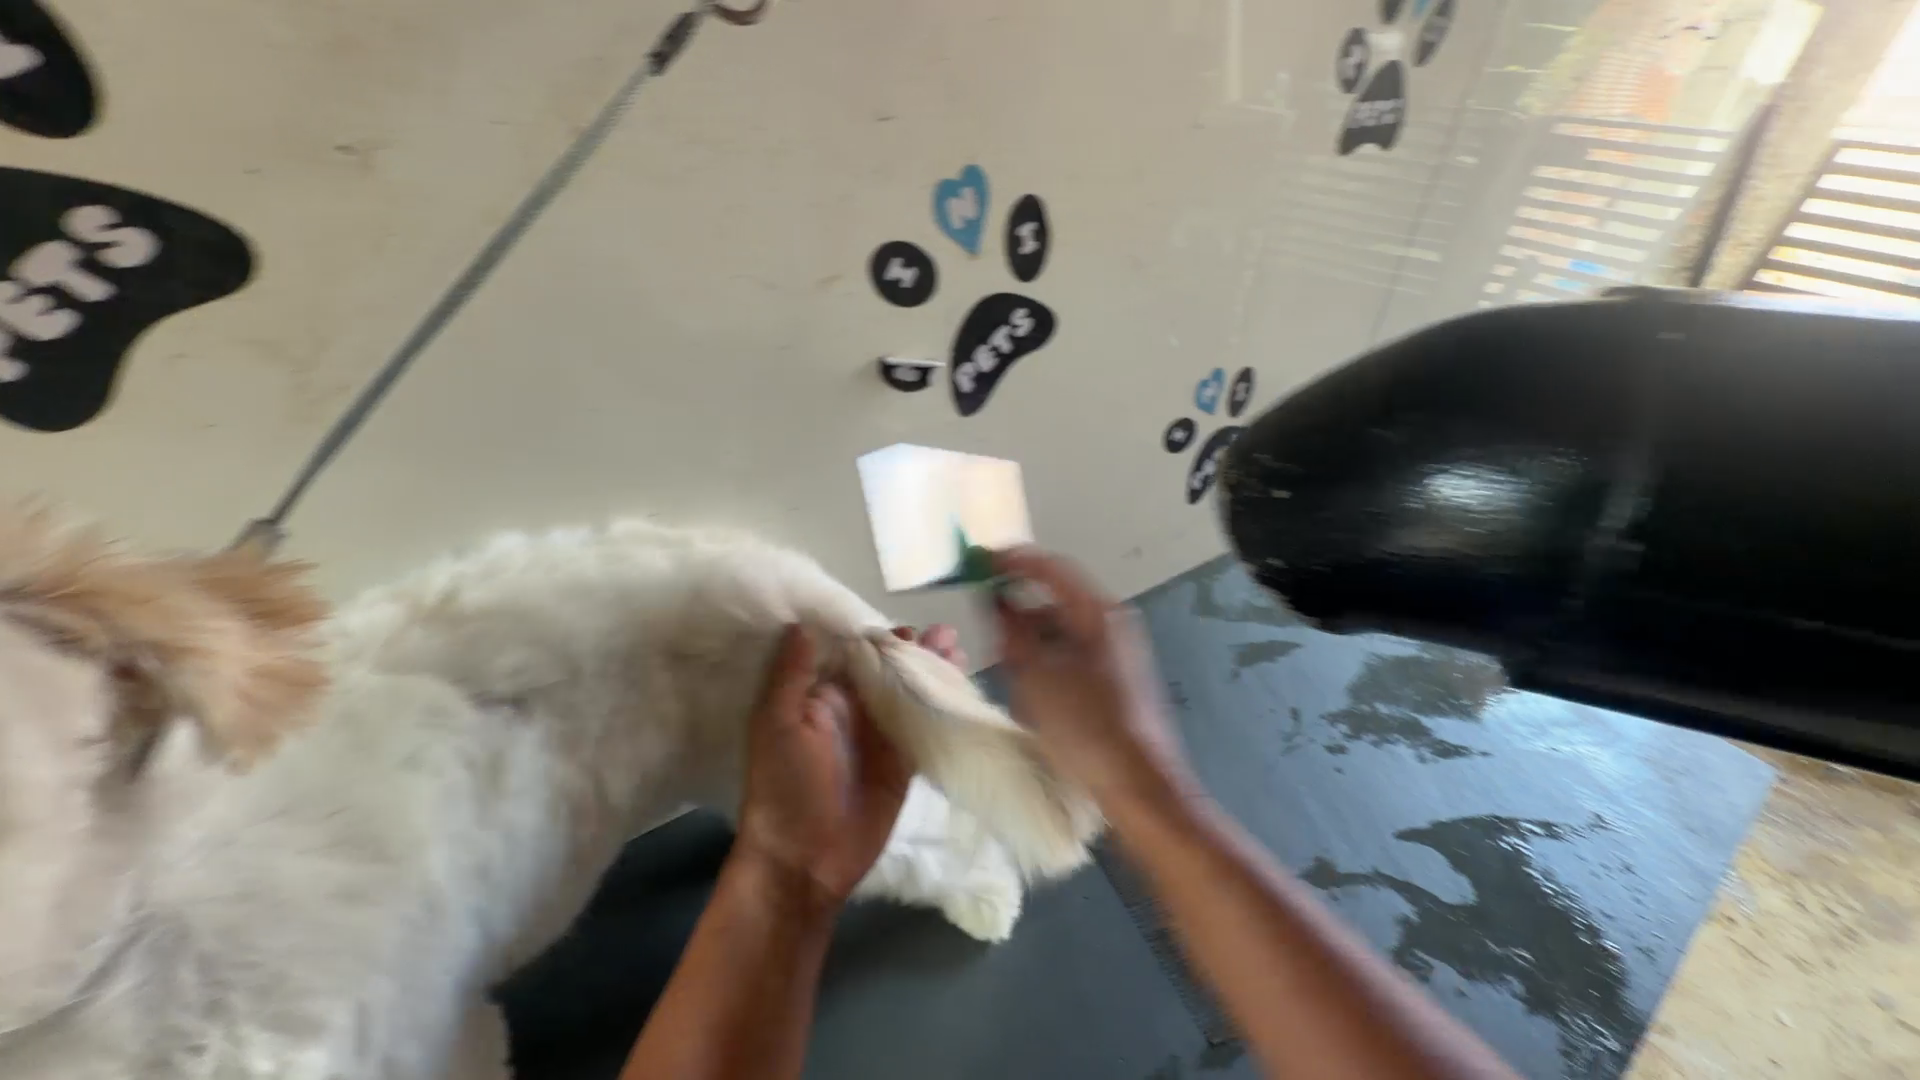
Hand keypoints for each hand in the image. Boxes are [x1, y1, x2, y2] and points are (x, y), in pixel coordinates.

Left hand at [732, 623, 960, 908]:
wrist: (805, 861)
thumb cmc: (784, 788)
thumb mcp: (777, 725)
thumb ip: (791, 674)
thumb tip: (801, 623)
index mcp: (817, 696)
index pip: (849, 653)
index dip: (875, 635)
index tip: (905, 622)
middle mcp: (850, 710)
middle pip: (885, 669)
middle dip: (912, 650)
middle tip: (944, 633)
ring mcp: (879, 735)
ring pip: (909, 691)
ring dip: (931, 670)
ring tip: (957, 650)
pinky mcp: (903, 762)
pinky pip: (925, 724)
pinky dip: (942, 705)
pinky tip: (961, 687)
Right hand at [992, 548, 1195, 809]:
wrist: (1140, 786)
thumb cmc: (1087, 727)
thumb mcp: (1036, 677)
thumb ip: (1012, 630)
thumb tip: (996, 598)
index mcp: (1098, 613)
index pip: (1051, 568)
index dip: (1013, 561)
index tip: (979, 563)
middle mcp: (1112, 623)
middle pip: (1056, 600)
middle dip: (1019, 611)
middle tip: (987, 627)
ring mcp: (1117, 651)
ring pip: (1062, 631)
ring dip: (1031, 641)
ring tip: (1006, 667)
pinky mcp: (1116, 678)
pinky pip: (1071, 655)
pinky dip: (1047, 662)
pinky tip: (1031, 692)